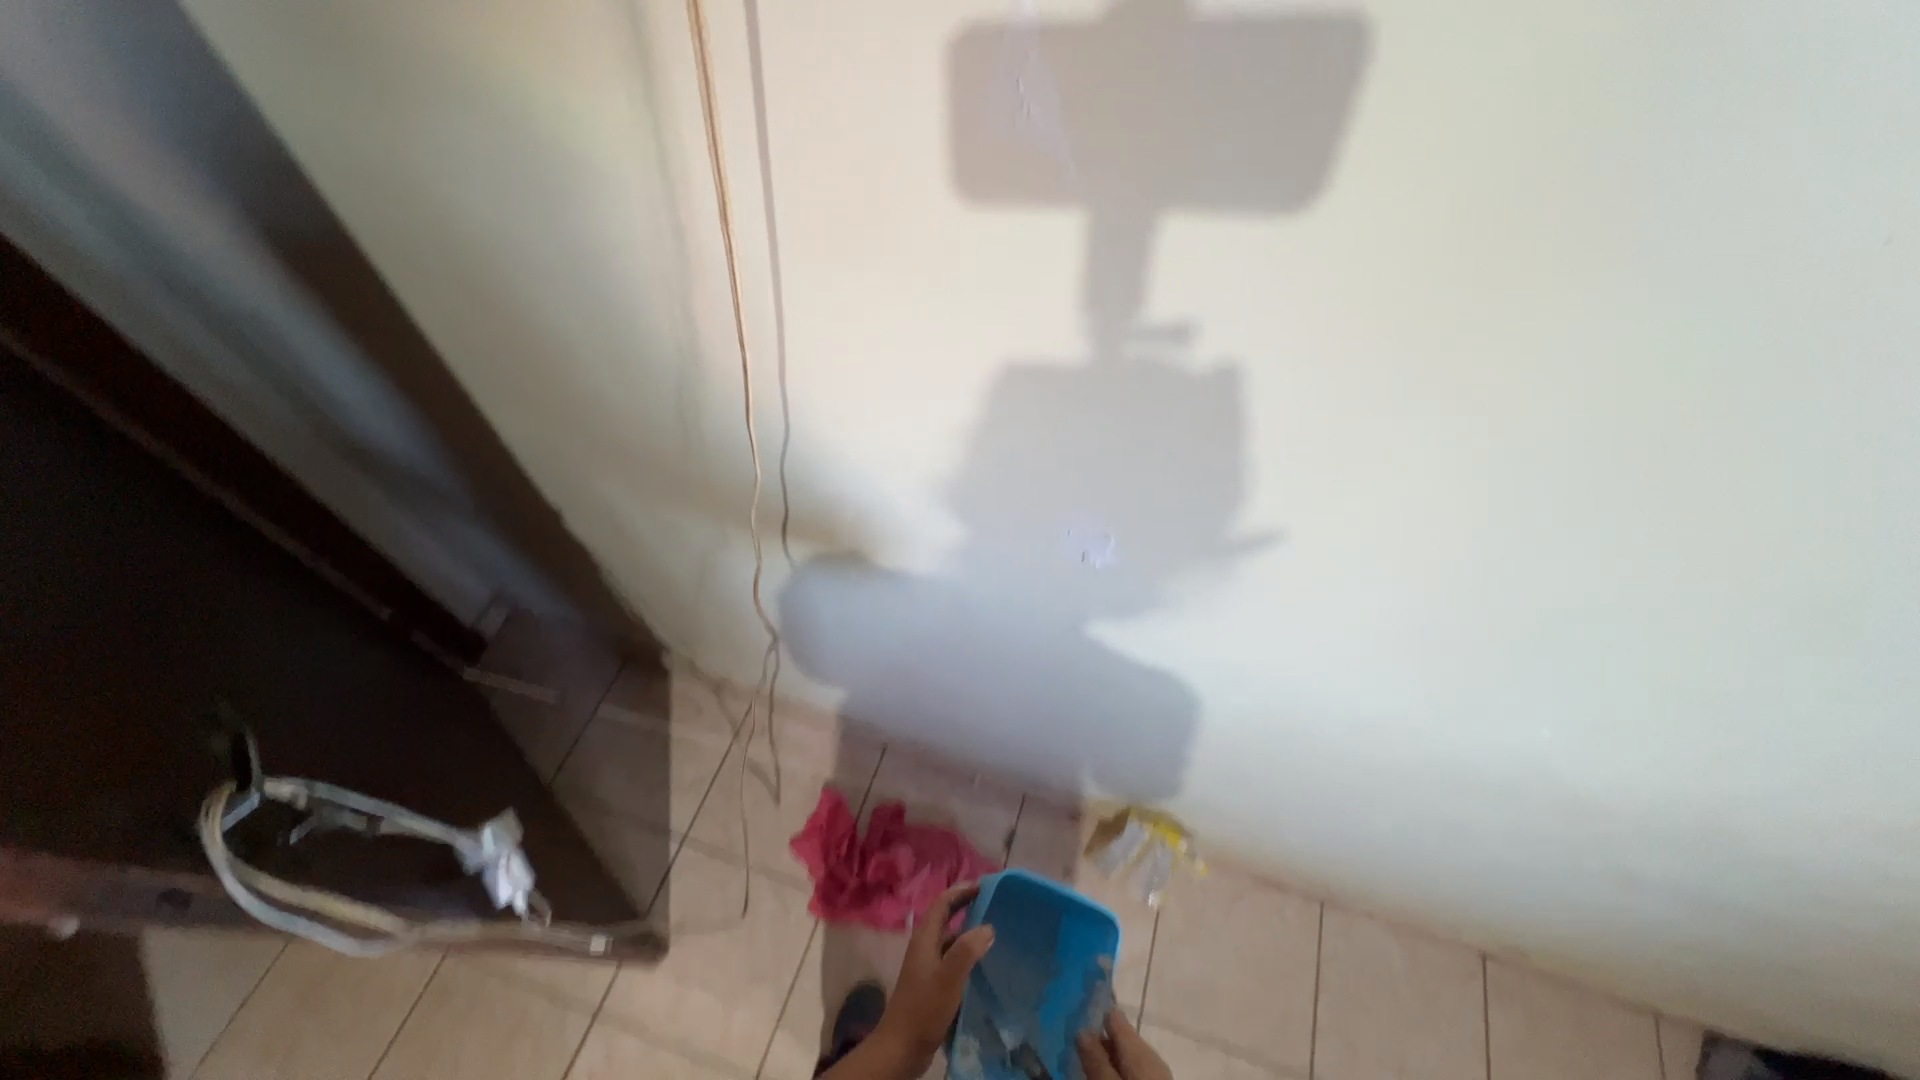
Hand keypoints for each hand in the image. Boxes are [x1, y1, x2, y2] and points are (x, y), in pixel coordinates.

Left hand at [874, 884, 994, 1064]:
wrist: (901, 1047)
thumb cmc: (924, 1008)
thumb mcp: (948, 977)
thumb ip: (967, 950)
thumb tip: (987, 926)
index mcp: (925, 939)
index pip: (942, 903)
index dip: (961, 891)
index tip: (984, 885)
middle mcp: (925, 947)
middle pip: (946, 918)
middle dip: (966, 907)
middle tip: (993, 905)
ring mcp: (927, 967)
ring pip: (950, 940)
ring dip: (968, 932)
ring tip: (995, 932)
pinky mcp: (932, 985)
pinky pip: (952, 960)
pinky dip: (967, 955)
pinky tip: (983, 965)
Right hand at [1078, 1009, 1172, 1079]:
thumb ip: (1096, 1059)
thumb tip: (1082, 1029)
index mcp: (1139, 1049)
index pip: (1114, 1016)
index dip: (1093, 1012)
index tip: (1072, 1013)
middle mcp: (1150, 1056)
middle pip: (1120, 1038)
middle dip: (1098, 1039)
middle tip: (1071, 1044)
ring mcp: (1156, 1073)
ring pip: (1126, 1057)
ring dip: (1106, 1058)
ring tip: (1083, 1064)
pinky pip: (1132, 1072)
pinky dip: (1117, 1072)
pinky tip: (1104, 1079)